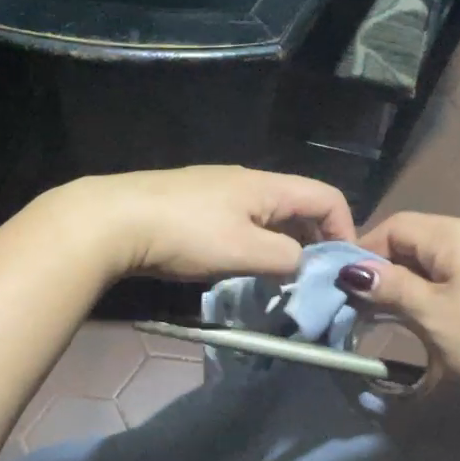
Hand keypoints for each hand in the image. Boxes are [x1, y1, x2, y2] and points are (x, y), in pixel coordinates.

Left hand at [34, 166, 354, 280]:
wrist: (114, 221)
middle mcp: (247, 181)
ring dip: (284, 245)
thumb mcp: (245, 250)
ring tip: (282, 279)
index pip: (326, 196)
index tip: (343, 267)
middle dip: (315, 240)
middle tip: (315, 279)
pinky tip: (243, 267)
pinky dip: (256, 244)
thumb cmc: (186, 234)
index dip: (345, 229)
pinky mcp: (195, 207)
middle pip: (298, 205)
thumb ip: (285, 257)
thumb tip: (304, 263)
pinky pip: (242, 223)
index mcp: (267, 185)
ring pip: (269, 216)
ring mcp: (218, 192)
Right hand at [341, 212, 459, 418]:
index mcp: (458, 232)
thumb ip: (390, 286)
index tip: (344, 286)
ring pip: (440, 255)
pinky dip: (438, 285)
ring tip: (394, 312)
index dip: (365, 251)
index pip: (397, 225)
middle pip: (419, 237)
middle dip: (387, 266)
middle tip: (364, 303)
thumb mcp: (431, 314)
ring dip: (412, 278)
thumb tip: (352, 270)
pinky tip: (433, 312)